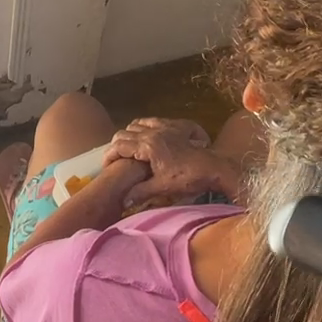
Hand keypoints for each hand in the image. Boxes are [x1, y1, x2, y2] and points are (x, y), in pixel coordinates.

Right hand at [104, 118, 228, 205]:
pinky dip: (144, 127)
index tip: (107, 167)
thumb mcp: (162, 188)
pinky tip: (148, 139)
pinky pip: (152, 121)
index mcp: (147, 146)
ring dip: (130, 135)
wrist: (214, 168)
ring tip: (130, 150)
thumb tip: (124, 200)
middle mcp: (153, 132)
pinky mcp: (175, 126)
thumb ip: (140, 192)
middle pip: (124, 133)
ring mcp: (165, 126)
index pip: (118, 145)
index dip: (109, 156)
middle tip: (117, 161)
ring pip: (137, 124)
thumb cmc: (188, 178)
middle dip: (117, 146)